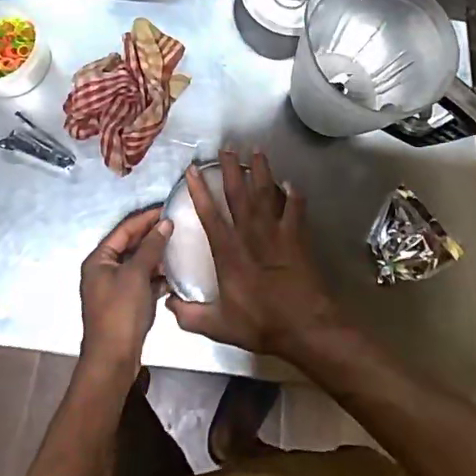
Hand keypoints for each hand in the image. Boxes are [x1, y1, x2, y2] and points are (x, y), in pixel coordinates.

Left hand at [79, 206, 170, 375]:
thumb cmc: (120, 312)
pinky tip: (176, 273)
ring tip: (180, 245)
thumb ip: (151, 246)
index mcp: (99, 259)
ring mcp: (115, 287)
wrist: (113, 360)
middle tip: (178, 224)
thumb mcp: (136, 274)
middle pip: (131, 245)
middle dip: (153, 235)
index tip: (168, 208)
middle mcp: (104, 270)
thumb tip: (165, 223)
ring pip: (138, 263)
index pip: (125, 229)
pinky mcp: (127, 303)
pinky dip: (157, 276)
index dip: (146, 217)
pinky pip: (143, 281)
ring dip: (157, 255)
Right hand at [167, 150, 341, 358]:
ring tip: (257, 151)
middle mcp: (251, 235)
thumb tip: (168, 304)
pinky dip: (294, 196)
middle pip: (239, 195)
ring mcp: (277, 234)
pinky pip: (296, 210)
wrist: (306, 327)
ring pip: (267, 194)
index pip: (210, 215)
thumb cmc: (262, 323)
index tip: (193, 170)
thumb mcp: (219, 326)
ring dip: (262, 172)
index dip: (200, 191)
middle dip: (232, 169)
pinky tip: (291, 183)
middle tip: (227, 148)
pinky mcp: (298, 239)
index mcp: (229, 253)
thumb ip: (191, 316)